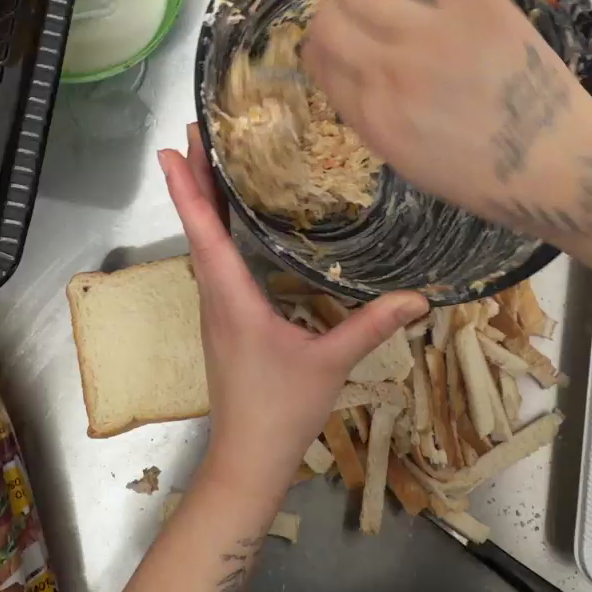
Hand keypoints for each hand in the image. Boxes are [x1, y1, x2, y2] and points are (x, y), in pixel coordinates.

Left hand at [158, 126, 426, 499]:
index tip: (172, 151)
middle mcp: (216, 298)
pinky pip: (214, 265)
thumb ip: (370, 326)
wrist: (248, 457)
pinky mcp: (224, 323)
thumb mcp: (330, 364)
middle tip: (192, 135)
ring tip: (208, 165)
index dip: (190, 190)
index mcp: (233, 300)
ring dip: (202, 205)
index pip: (207, 234)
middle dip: (194, 181)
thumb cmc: (281, 410)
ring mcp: (216, 311)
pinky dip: (214, 233)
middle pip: (199, 231)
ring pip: (203, 247)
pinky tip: (230, 226)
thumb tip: (419, 296)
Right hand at [300, 0, 591, 226]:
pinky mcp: (475, 4)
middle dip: (344, 21)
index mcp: (372, 117)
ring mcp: (431, 35)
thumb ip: (376, 116)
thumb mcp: (409, 162)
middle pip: (327, 20)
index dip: (330, 52)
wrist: (557, 167)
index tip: (349, 51)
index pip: (319, 61)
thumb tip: (361, 74)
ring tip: (408, 8)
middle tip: (375, 28)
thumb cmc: (486, 178)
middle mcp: (388, 73)